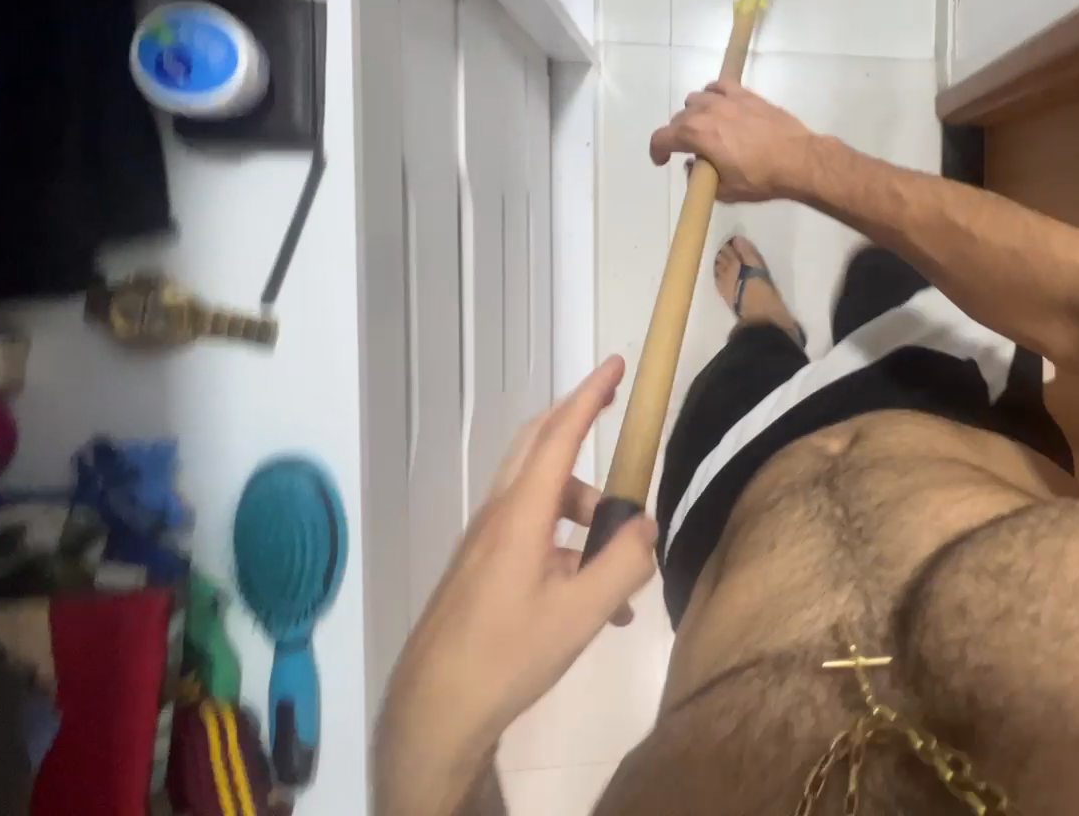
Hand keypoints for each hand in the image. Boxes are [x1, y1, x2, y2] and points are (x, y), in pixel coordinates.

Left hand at [375, 356, 656, 815]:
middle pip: (538, 443)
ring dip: (584, 503)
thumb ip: (625, 562)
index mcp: (522, 515)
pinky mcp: (484, 565)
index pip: (560, 436)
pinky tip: (593, 596)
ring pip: (541, 491)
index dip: (589, 395)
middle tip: (614, 403)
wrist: (432, 714)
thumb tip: (646, 525)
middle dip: (577, 417)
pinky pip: (534, 529)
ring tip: (620, 555)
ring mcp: (487, 540)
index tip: (615, 364)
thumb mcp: (583, 614)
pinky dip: (569, 539)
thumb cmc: (508, 656)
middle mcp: (500, 515)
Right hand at [649, 80, 818, 202]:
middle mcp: (706, 111)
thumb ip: (701, 179)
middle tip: (689, 150)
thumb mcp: (725, 191)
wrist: (798, 160)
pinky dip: (713, 95)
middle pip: (679, 118)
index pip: (662, 137)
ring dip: (694, 113)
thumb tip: (694, 166)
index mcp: (696, 135)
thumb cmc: (761, 179)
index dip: (657, 151)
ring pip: (697, 99)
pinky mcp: (746, 95)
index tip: (662, 161)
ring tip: (705, 127)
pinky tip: (720, 106)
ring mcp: (727, 99)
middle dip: (678, 135)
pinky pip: (719, 86)